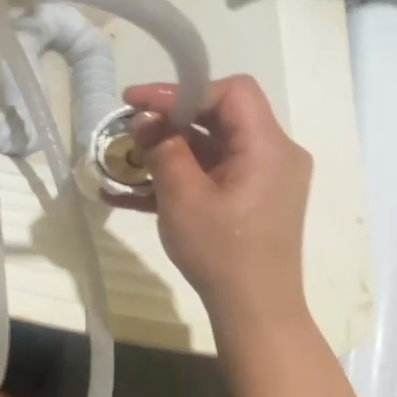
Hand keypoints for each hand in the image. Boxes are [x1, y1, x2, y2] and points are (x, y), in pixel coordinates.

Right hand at [120, 75, 312, 326]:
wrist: (254, 306)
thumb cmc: (221, 250)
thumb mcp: (183, 198)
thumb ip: (164, 151)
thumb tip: (145, 119)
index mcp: (267, 146)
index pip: (230, 92)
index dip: (181, 90)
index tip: (135, 103)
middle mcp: (273, 154)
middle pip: (219, 117)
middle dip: (168, 121)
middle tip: (126, 132)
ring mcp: (262, 178)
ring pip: (210, 147)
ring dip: (166, 151)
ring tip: (123, 164)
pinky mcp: (250, 200)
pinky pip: (210, 175)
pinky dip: (176, 177)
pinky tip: (131, 194)